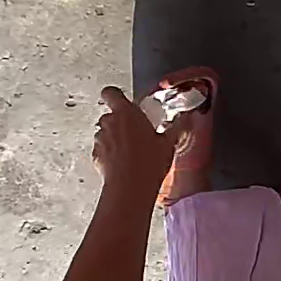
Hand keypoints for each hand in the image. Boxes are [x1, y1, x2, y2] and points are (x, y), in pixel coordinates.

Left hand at [91, 86, 175, 206]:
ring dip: (114, 138)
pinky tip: (122, 163)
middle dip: (119, 122)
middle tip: (135, 132)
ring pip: (105, 133)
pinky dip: (108, 154)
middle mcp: (109, 123)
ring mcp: (100, 140)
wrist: (131, 187)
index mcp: (127, 113)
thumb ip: (176, 127)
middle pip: (109, 115)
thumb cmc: (149, 162)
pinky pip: (101, 150)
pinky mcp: (95, 156)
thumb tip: (185, 119)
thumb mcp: (168, 143)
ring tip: (130, 151)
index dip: (114, 95)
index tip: (122, 101)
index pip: (111, 93)